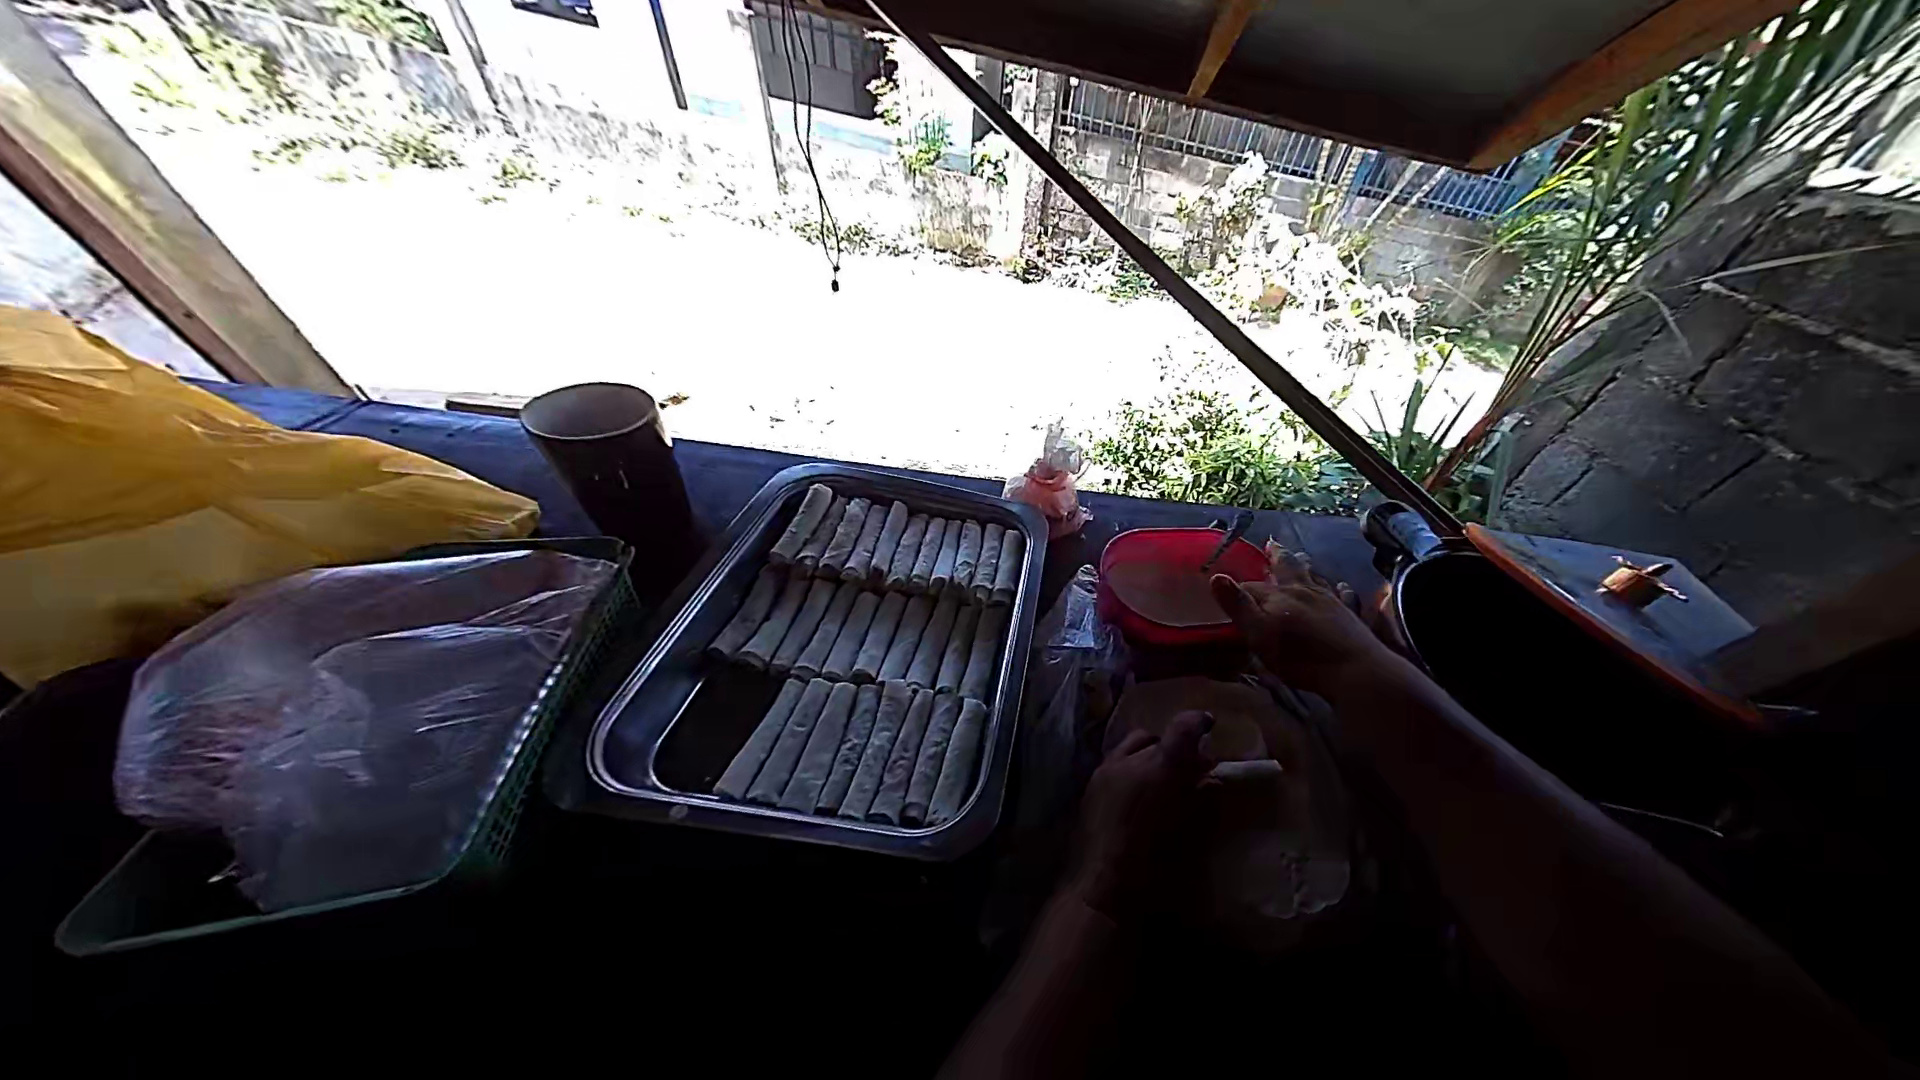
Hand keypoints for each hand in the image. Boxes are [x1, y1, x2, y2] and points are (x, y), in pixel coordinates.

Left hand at [1063, 709, 1213, 923]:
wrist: (1101, 889)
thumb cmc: (1155, 869)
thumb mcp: (1188, 833)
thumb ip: (1200, 799)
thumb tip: (1209, 781)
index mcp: (1158, 770)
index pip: (1181, 730)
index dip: (1196, 722)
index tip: (1208, 723)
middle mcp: (1128, 762)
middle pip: (1155, 738)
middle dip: (1175, 746)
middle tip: (1192, 769)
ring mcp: (1104, 771)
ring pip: (1131, 747)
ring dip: (1150, 753)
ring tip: (1162, 777)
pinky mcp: (1090, 786)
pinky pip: (1115, 762)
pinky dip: (1131, 766)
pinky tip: (1138, 791)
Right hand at [1209, 543, 1400, 695]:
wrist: (1355, 671)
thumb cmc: (1300, 657)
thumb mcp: (1259, 633)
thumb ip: (1238, 605)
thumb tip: (1216, 576)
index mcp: (1279, 596)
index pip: (1252, 586)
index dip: (1239, 588)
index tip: (1229, 586)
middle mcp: (1304, 592)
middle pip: (1288, 568)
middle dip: (1278, 557)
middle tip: (1272, 544)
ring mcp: (1331, 601)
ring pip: (1315, 578)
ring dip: (1306, 568)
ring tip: (1302, 559)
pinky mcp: (1351, 617)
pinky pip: (1345, 597)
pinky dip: (1341, 590)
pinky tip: (1343, 587)